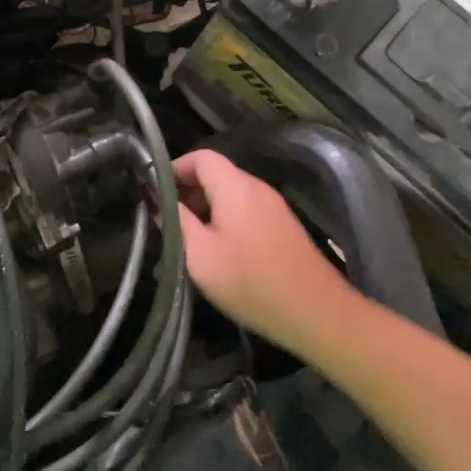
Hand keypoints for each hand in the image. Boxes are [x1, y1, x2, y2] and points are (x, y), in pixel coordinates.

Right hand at [174, 149, 352, 354]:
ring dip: (206, 205)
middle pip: (216, 173)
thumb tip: (158, 202)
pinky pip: (246, 208)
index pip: (200, 157)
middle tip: (166, 215)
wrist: (316, 313)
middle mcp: (256, 188)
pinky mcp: (283, 225)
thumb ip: (176, 222)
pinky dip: (225, 216)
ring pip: (231, 192)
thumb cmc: (250, 282)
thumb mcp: (200, 256)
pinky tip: (217, 246)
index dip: (174, 167)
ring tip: (187, 234)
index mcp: (235, 187)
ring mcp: (273, 206)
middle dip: (188, 188)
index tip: (154, 189)